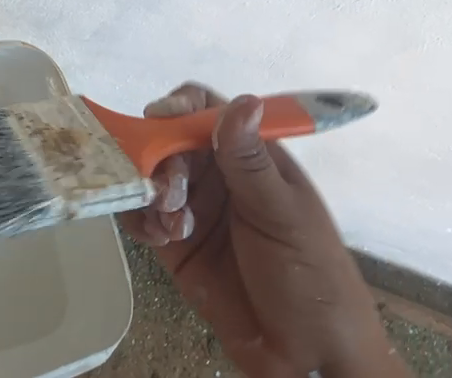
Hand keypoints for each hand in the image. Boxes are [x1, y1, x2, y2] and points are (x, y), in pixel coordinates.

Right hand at [118, 85, 406, 377]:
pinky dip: (139, 219)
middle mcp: (217, 174)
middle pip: (167, 139)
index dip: (179, 106)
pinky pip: (141, 214)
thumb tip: (243, 100)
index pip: (205, 110)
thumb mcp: (283, 217)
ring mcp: (193, 208)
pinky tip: (160, 240)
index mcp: (250, 157)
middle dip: (160, 158)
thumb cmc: (313, 280)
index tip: (160, 120)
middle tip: (170, 195)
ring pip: (148, 175)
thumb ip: (251, 162)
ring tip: (172, 228)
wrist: (309, 361)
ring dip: (149, 192)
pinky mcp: (173, 243)